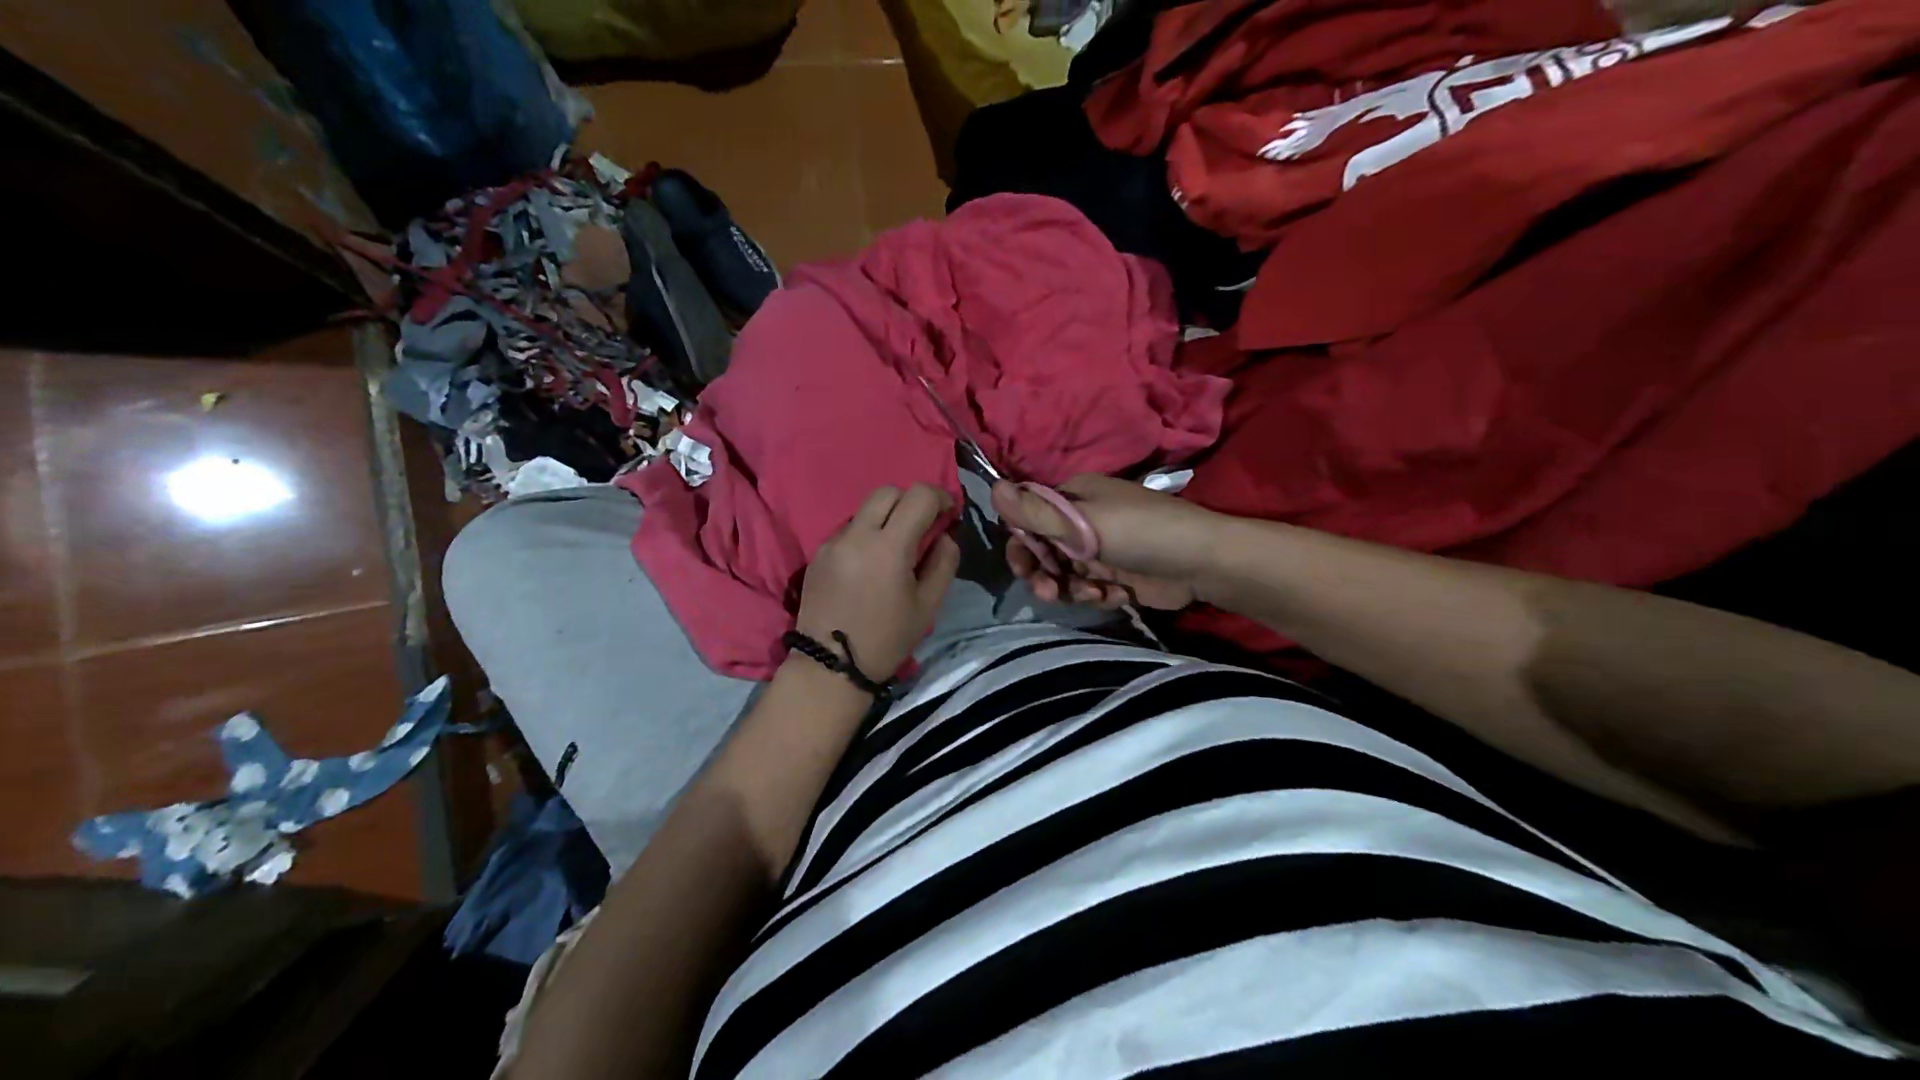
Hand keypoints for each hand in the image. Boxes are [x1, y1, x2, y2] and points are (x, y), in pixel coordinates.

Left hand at [794, 483, 961, 680]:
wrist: (830, 664)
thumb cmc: (887, 639)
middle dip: (911, 501)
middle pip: (888, 491)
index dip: (940, 496)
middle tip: (922, 527)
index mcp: (888, 547)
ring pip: (865, 508)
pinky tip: (869, 564)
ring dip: (886, 517)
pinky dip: (865, 534)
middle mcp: (857, 534)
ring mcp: (832, 541)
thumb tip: (945, 536)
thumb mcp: (928, 606)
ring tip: (894, 548)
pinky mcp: (818, 553)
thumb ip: (944, 563)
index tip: (948, 514)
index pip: (919, 495)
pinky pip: (848, 529)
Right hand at [990, 475, 1221, 610]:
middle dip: (1043, 573)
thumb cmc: (1140, 533)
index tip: (1024, 567)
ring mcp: (1101, 548)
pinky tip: (1114, 597)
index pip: (1030, 518)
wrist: (1201, 562)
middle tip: (1048, 593)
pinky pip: (1088, 587)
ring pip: (1065, 573)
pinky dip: (1095, 594)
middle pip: (1044, 549)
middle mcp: (1083, 520)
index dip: (1022, 544)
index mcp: (1073, 497)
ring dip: (1069, 588)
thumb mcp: (1083, 523)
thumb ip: (1036, 513)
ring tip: (1089, 596)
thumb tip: (993, 487)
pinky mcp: (1116, 575)